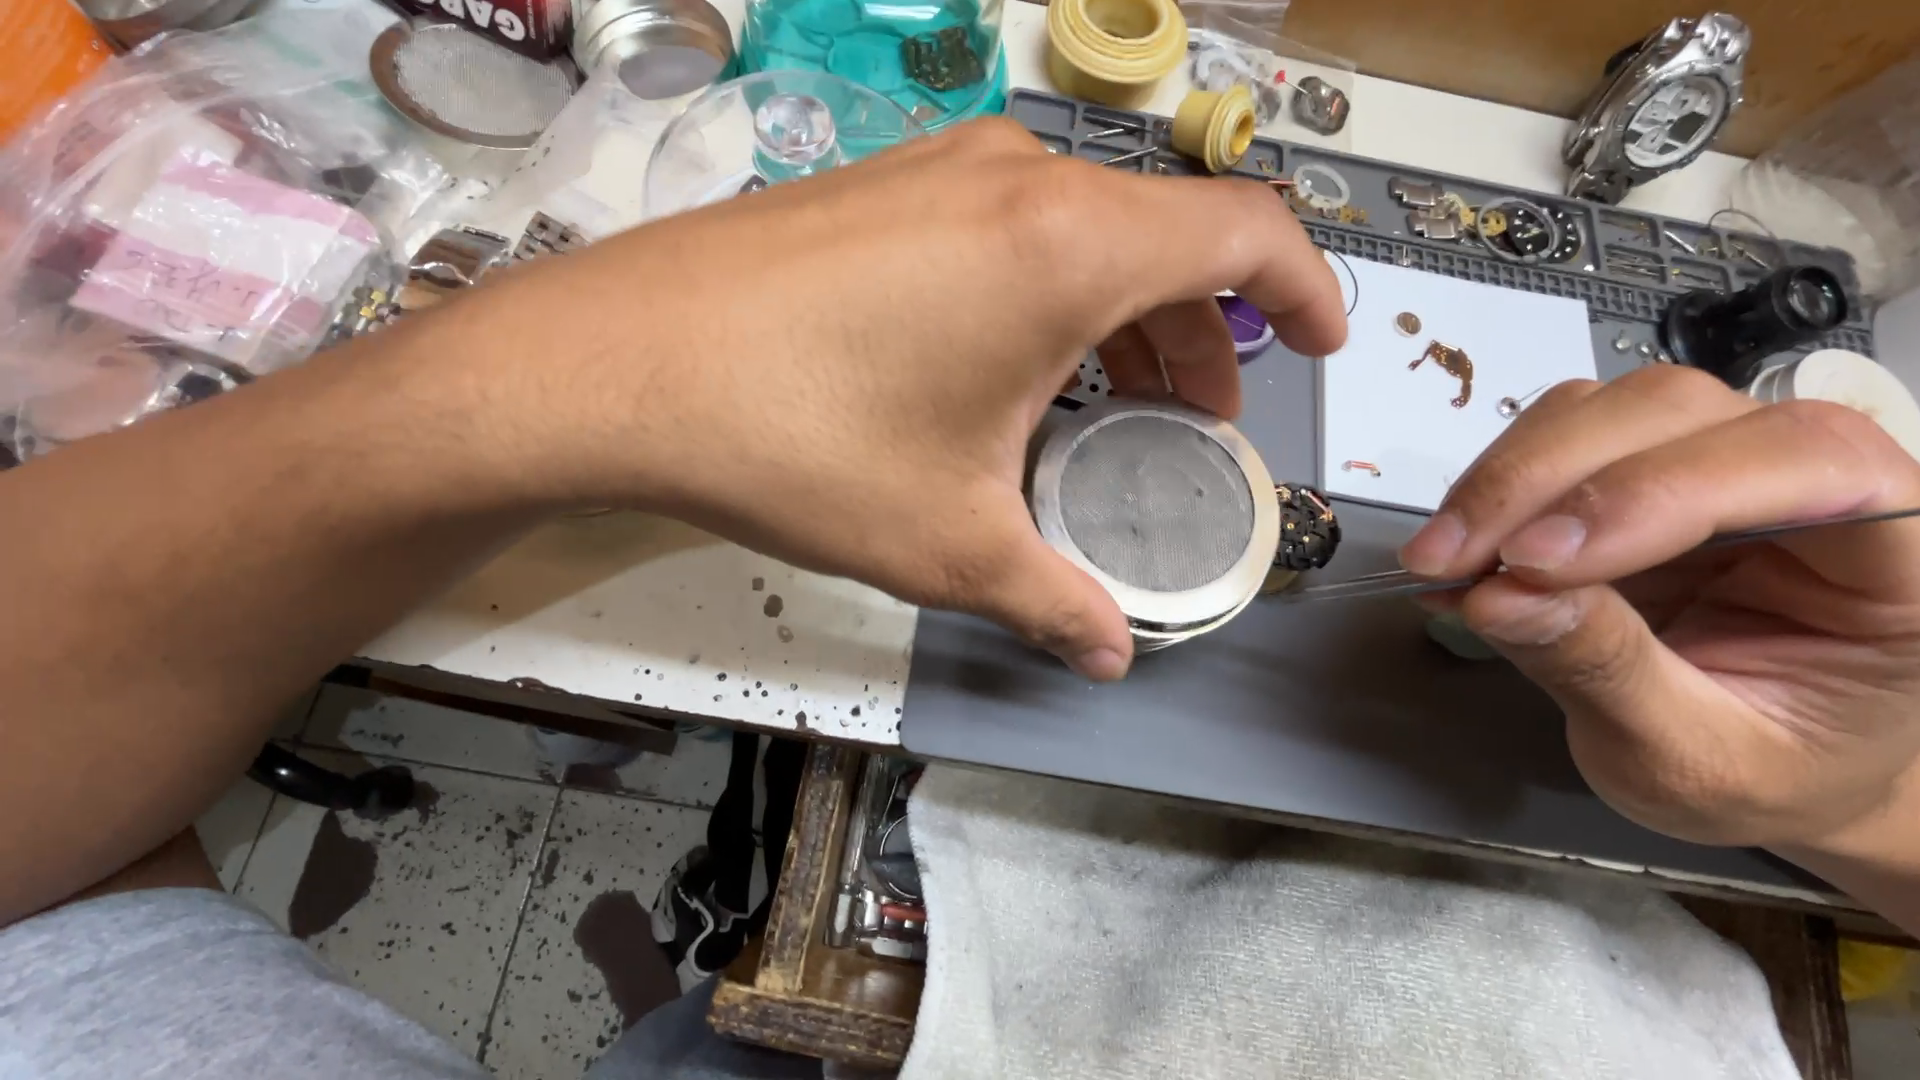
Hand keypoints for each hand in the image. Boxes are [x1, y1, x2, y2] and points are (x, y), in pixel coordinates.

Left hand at [479, 119, 1345, 678]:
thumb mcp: (948, 539)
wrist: (617, 367)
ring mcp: (945, 173)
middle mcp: (1018, 181)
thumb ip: (1050, 600)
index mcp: (1066, 247)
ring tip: (1112, 403)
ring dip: (1122, 317)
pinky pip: (1010, 230)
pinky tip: (1015, 367)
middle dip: (1201, 335)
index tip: (1318, 343)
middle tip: (1192, 419)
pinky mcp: (887, 189)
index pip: (1244, 232)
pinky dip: (1049, 293)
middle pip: (1163, 243)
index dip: (1306, 286)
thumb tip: (1106, 655)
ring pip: (1084, 234)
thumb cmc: (795, 440)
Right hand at [1398, 365, 1919, 850]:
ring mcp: (1712, 468)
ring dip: (1500, 480)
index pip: (1809, 463)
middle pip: (1673, 412)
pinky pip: (1549, 440)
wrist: (1757, 775)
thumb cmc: (1760, 780)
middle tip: (1443, 561)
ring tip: (1438, 560)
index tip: (1531, 565)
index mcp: (1897, 559)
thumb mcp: (1688, 759)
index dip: (1659, 492)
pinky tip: (1454, 552)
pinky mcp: (1630, 478)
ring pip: (1599, 411)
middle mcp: (1811, 486)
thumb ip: (1606, 673)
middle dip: (1539, 482)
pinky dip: (1487, 490)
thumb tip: (1491, 596)